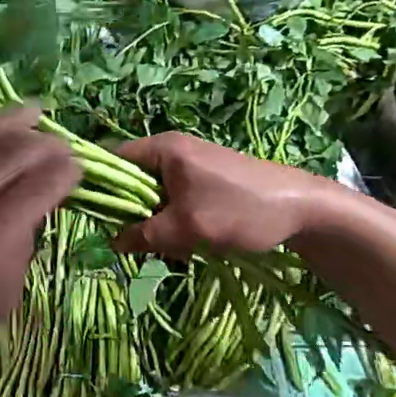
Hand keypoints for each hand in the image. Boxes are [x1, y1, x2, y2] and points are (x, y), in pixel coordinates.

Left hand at [0, 107, 79, 392]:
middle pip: (10, 156)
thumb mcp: (6, 292)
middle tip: (63, 144)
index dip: (63, 174)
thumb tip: (36, 203)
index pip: (37, 189)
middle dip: (44, 144)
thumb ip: (23, 241)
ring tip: (34, 112)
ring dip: (10, 120)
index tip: (78, 168)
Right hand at [112, 133, 340, 256]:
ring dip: (155, 221)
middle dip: (130, 212)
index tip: (91, 216)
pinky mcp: (208, 180)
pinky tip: (188, 244)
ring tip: (167, 248)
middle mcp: (174, 150)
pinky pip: (176, 199)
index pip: (112, 157)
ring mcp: (193, 164)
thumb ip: (143, 235)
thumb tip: (112, 242)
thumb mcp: (185, 228)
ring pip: (155, 194)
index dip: (98, 185)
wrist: (303, 209)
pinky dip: (175, 220)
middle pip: (132, 178)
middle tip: (132, 242)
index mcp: (163, 148)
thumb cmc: (239, 210)